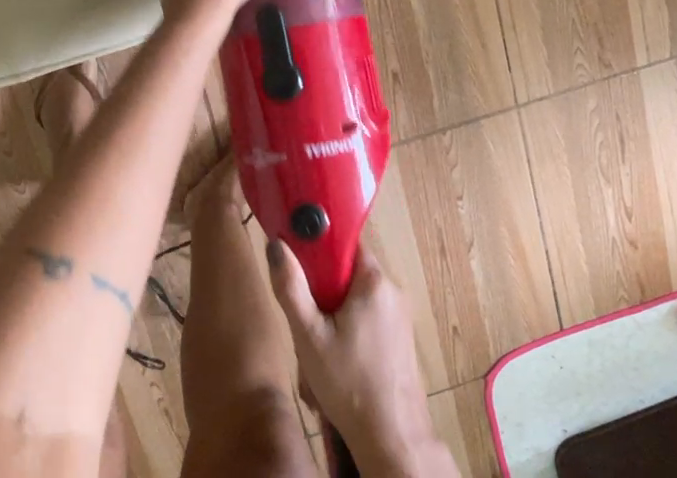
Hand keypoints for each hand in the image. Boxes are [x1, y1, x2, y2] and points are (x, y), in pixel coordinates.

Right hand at [268, 242, 456, 477]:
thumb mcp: (309, 335)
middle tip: (304, 318)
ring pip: (355, 298)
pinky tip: (335, 360)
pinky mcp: (400, 337)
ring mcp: (399, 315)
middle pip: (347, 272)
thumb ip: (290, 287)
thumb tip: (277, 244)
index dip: (318, 247)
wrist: (391, 435)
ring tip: (316, 345)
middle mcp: (391, 289)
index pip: (344, 241)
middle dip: (321, 290)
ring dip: (332, 314)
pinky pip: (367, 318)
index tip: (297, 264)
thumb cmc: (348, 382)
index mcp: (373, 280)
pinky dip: (348, 330)